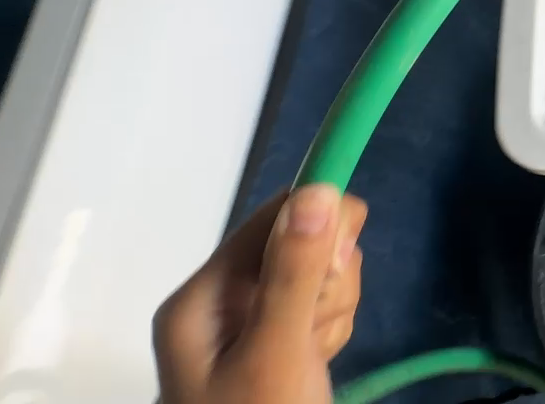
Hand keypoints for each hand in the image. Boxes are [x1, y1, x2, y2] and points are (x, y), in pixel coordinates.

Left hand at [154, 184, 367, 403]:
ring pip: (326, 267)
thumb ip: (295, 272)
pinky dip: (334, 322)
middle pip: (309, 237)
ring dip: (335, 304)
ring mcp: (253, 311)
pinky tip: (315, 356)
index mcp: (206, 291)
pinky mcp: (280, 327)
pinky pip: (328, 296)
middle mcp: (226, 292)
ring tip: (313, 351)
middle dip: (331, 276)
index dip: (322, 226)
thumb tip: (318, 188)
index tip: (338, 265)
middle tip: (314, 324)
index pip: (279, 212)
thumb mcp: (276, 350)